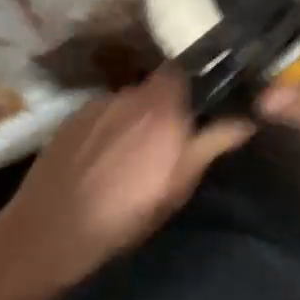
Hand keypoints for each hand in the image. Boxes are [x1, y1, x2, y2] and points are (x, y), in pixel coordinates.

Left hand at [0, 70, 252, 279]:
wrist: (53, 228)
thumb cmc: (128, 210)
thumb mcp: (180, 184)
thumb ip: (213, 144)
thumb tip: (246, 120)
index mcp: (162, 105)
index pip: (182, 71)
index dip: (191, 86)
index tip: (198, 107)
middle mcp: (129, 95)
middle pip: (154, 89)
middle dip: (164, 107)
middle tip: (168, 139)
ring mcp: (96, 105)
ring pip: (126, 103)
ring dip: (134, 119)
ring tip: (131, 154)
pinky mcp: (70, 120)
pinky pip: (100, 116)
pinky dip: (107, 130)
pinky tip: (101, 159)